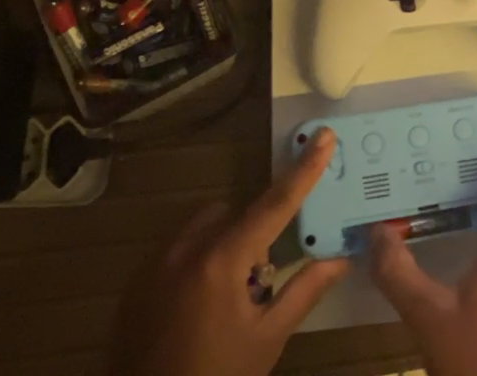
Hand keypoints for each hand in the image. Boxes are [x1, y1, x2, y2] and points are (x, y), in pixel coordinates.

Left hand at [110, 128, 348, 375]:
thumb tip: (340, 258)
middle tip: (259, 285)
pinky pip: (176, 250)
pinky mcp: (136, 280)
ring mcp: (155, 262)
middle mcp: (185, 248)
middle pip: (234, 215)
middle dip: (254, 237)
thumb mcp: (266, 339)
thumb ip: (303, 291)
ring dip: (224, 246)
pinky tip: (197, 310)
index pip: (274, 205)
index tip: (324, 136)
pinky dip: (197, 263)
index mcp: (222, 261)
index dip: (303, 171)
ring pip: (204, 228)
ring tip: (228, 300)